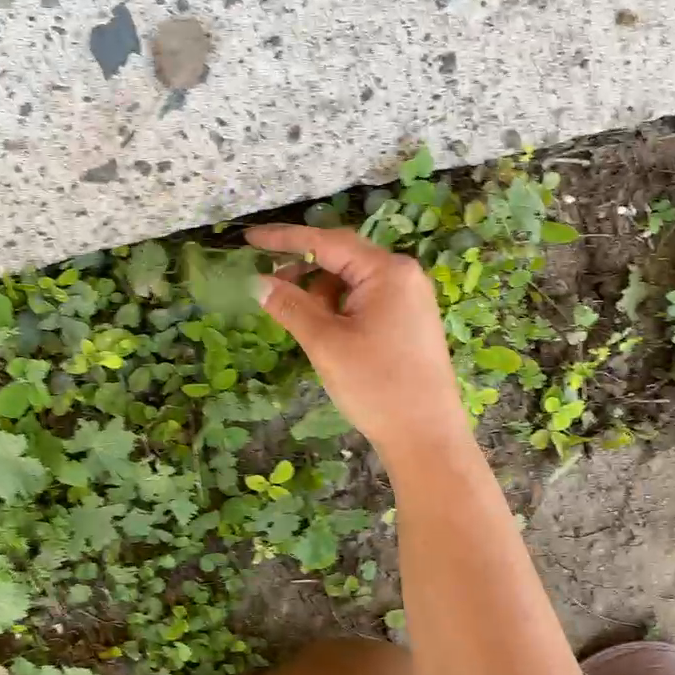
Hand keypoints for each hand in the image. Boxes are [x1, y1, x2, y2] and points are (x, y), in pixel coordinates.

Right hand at [246, 224, 466, 455]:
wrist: (426, 437)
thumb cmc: (376, 385)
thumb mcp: (325, 343)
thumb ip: (289, 306)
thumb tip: (256, 282)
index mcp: (387, 271)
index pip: (326, 241)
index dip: (284, 238)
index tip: (249, 238)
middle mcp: (401, 275)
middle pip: (340, 258)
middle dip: (300, 269)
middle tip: (264, 284)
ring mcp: (407, 299)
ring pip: (348, 282)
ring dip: (316, 293)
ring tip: (292, 316)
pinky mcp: (405, 321)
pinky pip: (361, 300)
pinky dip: (334, 308)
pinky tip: (318, 329)